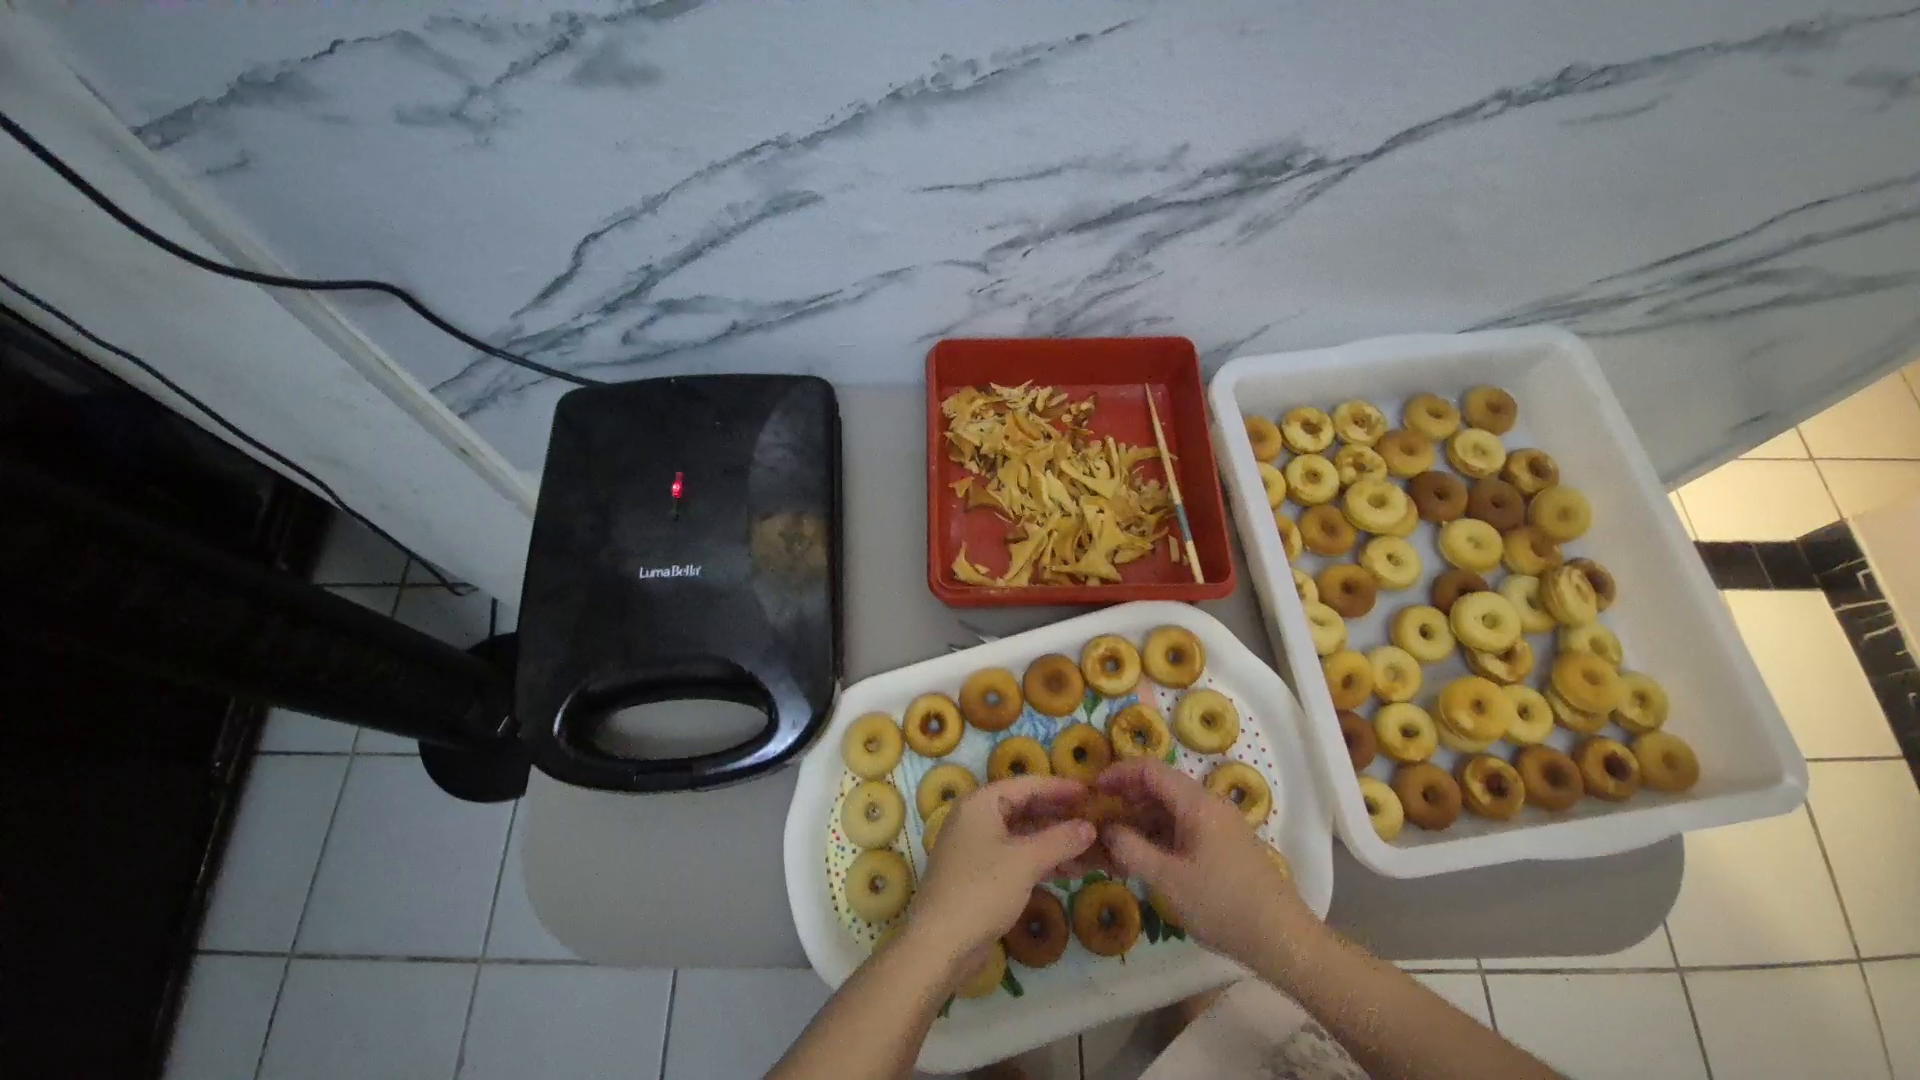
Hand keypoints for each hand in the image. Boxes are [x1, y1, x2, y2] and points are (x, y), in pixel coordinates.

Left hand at [909, 776, 1094, 968]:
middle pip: (1026, 809)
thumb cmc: (982, 890)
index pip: (1027, 785)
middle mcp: (977, 819)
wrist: (940, 944)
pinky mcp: (982, 875)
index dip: (1060, 787)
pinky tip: (1072, 871)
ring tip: (1093, 850)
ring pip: (1024, 836)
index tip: (1091, 792)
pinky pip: (1018, 858)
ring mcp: (978, 848)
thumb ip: (1060, 840)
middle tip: (1096, 821)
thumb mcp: (1026, 861)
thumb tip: (1090, 827)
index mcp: (981, 803)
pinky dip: (1043, 861)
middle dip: (1060, 817)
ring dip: (1056, 842)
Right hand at [1096, 759, 1306, 964]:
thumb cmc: (1223, 905)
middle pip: (1161, 785)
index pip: (1150, 769)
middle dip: (1127, 796)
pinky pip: (1185, 825)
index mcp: (1197, 803)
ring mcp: (1220, 824)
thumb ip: (1132, 849)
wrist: (1282, 939)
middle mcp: (1210, 804)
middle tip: (1099, 818)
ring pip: (1172, 807)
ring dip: (1141, 817)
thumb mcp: (1168, 880)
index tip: (1092, 791)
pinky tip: (1144, 856)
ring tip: (1115, 840)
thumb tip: (1107, 828)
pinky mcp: (1225, 844)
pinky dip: (1160, 832)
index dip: (1118, 773)